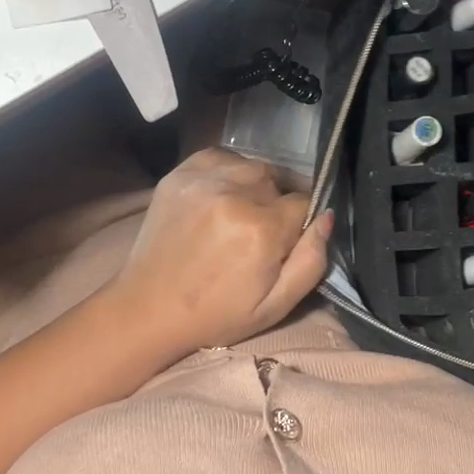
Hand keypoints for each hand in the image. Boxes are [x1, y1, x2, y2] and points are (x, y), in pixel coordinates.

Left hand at [106, 148, 333, 356]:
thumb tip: (325, 217)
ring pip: (252, 167)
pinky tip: (222, 197)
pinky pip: (220, 157)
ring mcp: (203, 180)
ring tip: (241, 215)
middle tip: (259, 235)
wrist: (147, 311)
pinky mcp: (178, 175)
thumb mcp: (275, 307)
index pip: (305, 202)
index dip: (300, 224)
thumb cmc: (216, 316)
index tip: (285, 244)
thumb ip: (311, 262)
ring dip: (255, 186)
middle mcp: (235, 194)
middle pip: (279, 181)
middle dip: (277, 204)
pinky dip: (229, 171)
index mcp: (262, 229)